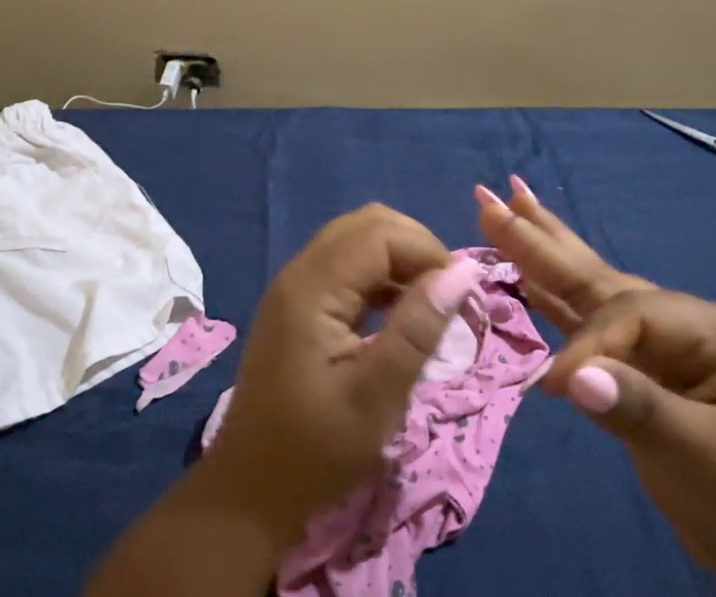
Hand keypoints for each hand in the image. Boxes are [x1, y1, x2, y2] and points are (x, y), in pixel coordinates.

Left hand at [88, 205, 479, 596]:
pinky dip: (381, 277)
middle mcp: (299, 274)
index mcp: (312, 288)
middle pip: (366, 225)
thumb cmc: (316, 449)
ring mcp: (295, 288)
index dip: (428, 252)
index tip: (462, 296)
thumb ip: (419, 327)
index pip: (380, 233)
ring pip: (357, 242)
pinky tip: (401, 313)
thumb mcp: (378, 394)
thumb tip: (464, 270)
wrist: (251, 490)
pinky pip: (346, 268)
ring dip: (400, 261)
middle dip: (416, 248)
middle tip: (449, 296)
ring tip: (432, 306)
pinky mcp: (299, 307)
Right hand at [476, 179, 715, 596]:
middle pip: (602, 278)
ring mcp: (667, 352)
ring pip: (594, 295)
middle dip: (544, 239)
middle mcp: (687, 327)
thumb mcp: (708, 462)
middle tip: (492, 195)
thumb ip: (638, 409)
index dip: (586, 344)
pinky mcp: (647, 379)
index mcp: (715, 332)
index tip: (554, 389)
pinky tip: (530, 282)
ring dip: (546, 257)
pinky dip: (557, 305)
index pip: (631, 316)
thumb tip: (569, 377)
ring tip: (506, 211)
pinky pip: (593, 330)